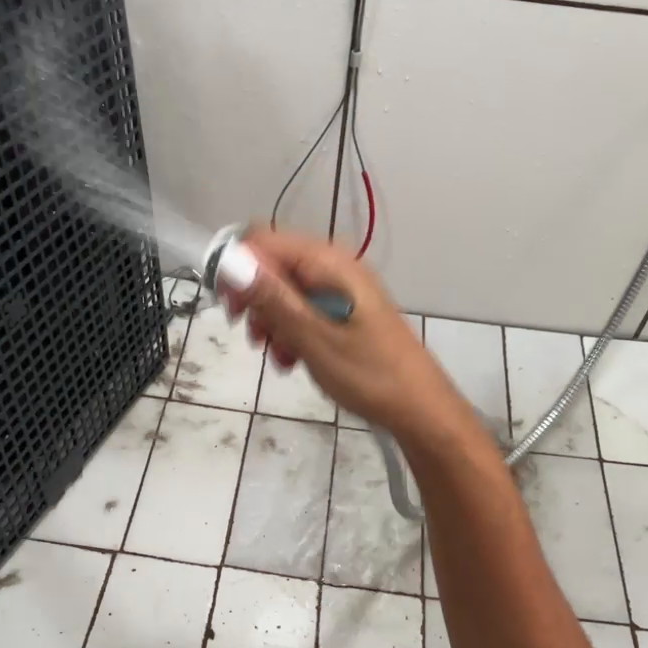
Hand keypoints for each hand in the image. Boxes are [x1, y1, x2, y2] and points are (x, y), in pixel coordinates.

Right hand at [227, 227, 476, 448]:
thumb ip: (272, 297)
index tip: (229, 309)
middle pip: (274, 265)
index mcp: (328, 263)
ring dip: (272, 321)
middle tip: (253, 338)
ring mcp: (343, 290)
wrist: (418, 406)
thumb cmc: (367, 373)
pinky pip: (306, 310)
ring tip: (276, 356)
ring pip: (287, 292)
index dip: (237, 268)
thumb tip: (232, 261)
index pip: (263, 241)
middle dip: (255, 299)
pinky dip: (292, 331)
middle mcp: (335, 267)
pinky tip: (292, 360)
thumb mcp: (312, 337)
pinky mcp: (348, 312)